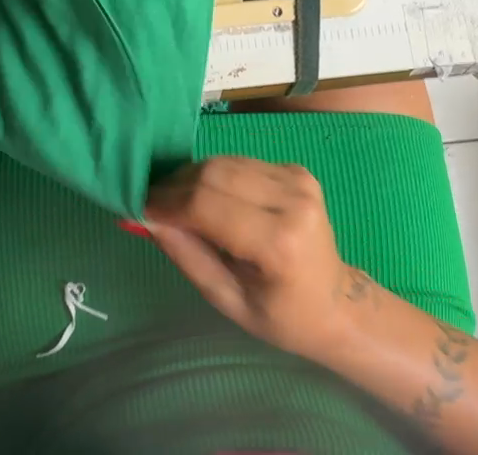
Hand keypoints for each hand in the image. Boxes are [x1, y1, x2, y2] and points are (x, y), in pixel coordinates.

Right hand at [144, 156, 367, 358]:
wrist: (338, 303)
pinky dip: (216, 175)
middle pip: (215, 172)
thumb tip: (147, 219)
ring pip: (225, 160)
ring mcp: (298, 179)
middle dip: (175, 185)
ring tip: (175, 201)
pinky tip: (209, 197)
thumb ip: (188, 256)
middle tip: (152, 204)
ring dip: (193, 176)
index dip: (167, 202)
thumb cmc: (282, 316)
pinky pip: (241, 162)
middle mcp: (292, 199)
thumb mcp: (228, 301)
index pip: (207, 204)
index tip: (139, 208)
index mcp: (279, 241)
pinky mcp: (297, 169)